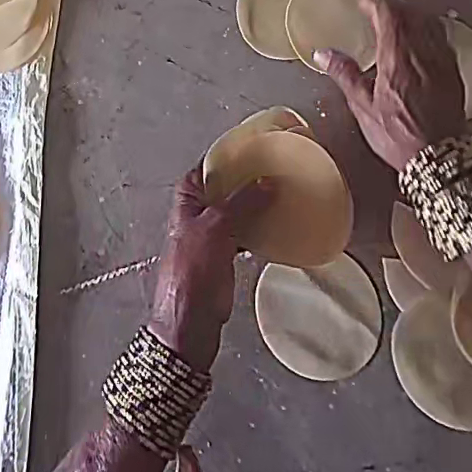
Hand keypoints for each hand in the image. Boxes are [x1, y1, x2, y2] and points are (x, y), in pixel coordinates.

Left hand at [148, 166, 274, 367]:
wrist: (190, 325)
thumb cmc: (192, 273)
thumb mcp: (216, 229)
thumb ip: (241, 203)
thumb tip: (268, 181)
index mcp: (187, 198)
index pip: (210, 165)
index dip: (232, 155)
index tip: (259, 146)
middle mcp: (198, 211)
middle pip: (227, 186)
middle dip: (250, 178)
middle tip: (279, 168)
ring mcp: (212, 233)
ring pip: (239, 208)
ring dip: (258, 202)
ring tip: (284, 191)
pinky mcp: (225, 253)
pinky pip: (247, 230)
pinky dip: (261, 225)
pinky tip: (279, 223)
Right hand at [315, 0, 464, 171]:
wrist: (436, 158)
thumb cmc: (397, 136)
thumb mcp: (363, 107)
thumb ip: (345, 74)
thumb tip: (324, 54)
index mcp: (397, 59)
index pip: (388, 16)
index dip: (375, 5)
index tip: (364, 4)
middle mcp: (423, 54)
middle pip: (411, 15)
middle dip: (393, 9)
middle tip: (379, 12)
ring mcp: (442, 62)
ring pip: (430, 24)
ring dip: (413, 17)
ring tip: (400, 22)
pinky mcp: (454, 74)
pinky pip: (443, 40)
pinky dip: (430, 32)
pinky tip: (423, 42)